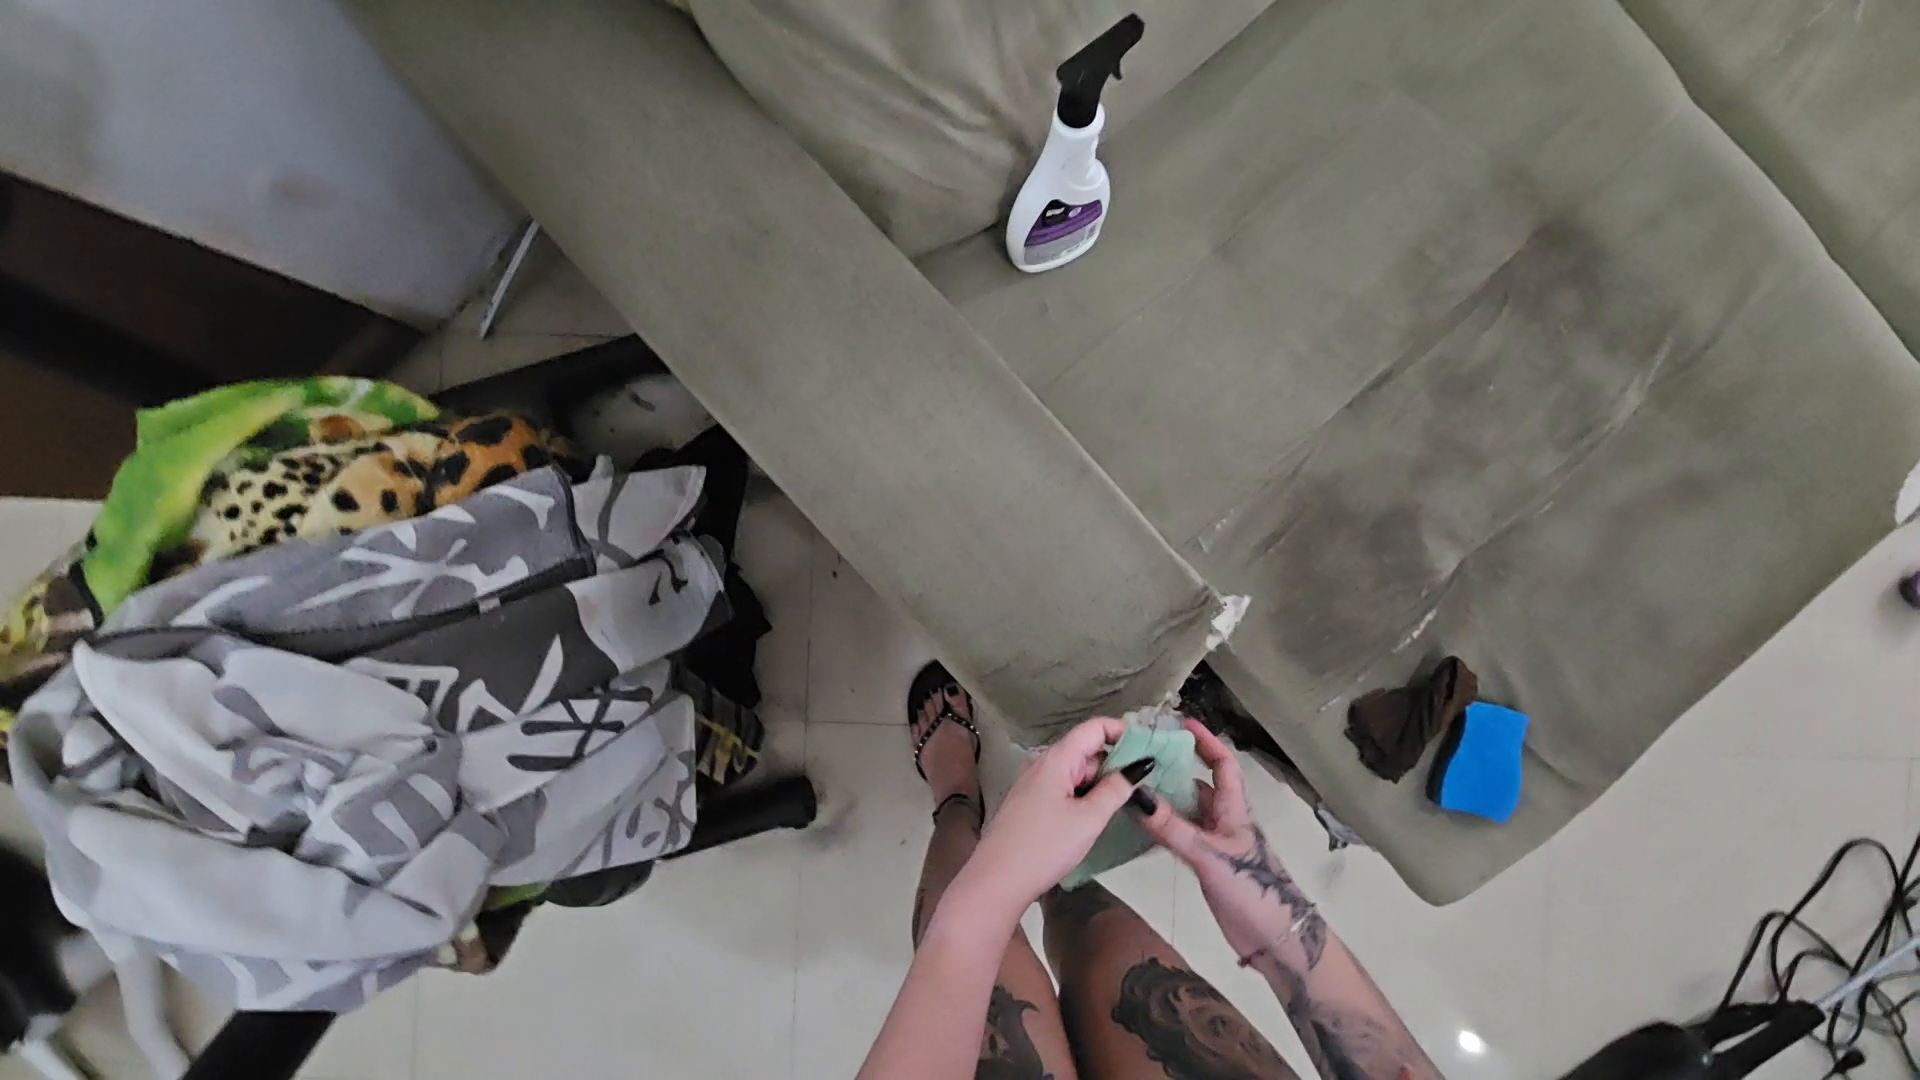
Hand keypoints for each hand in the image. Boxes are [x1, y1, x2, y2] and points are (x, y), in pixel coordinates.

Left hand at [949, 716, 1145, 921]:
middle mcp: (1043, 763)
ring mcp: (1035, 783)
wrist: (997, 880)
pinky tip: (1096, 815)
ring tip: (1125, 802)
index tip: (1148, 751)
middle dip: (1115, 762)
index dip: (1123, 732)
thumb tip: (1137, 767)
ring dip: (1100, 782)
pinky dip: (1084, 794)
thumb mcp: (1088, 819)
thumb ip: (1115, 790)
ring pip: (1076, 771)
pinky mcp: (1031, 803)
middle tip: (1144, 785)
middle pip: (1086, 750)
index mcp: (1057, 759)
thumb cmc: (1044, 846)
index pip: (1094, 728)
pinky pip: (1064, 787)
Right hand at [1134, 718, 1323, 963]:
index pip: (1222, 764)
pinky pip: (1179, 833)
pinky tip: (1139, 822)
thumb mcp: (1209, 856)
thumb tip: (1135, 795)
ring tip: (1129, 782)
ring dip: (1163, 796)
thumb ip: (1171, 828)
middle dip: (1171, 766)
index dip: (1205, 741)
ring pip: (1186, 809)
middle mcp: (1223, 819)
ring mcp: (1215, 842)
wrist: (1277, 941)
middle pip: (1197, 783)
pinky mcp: (1206, 864)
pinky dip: (1161, 824)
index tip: (1180, 723)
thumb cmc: (1254, 889)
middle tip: (1138, 754)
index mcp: (1233, 808)